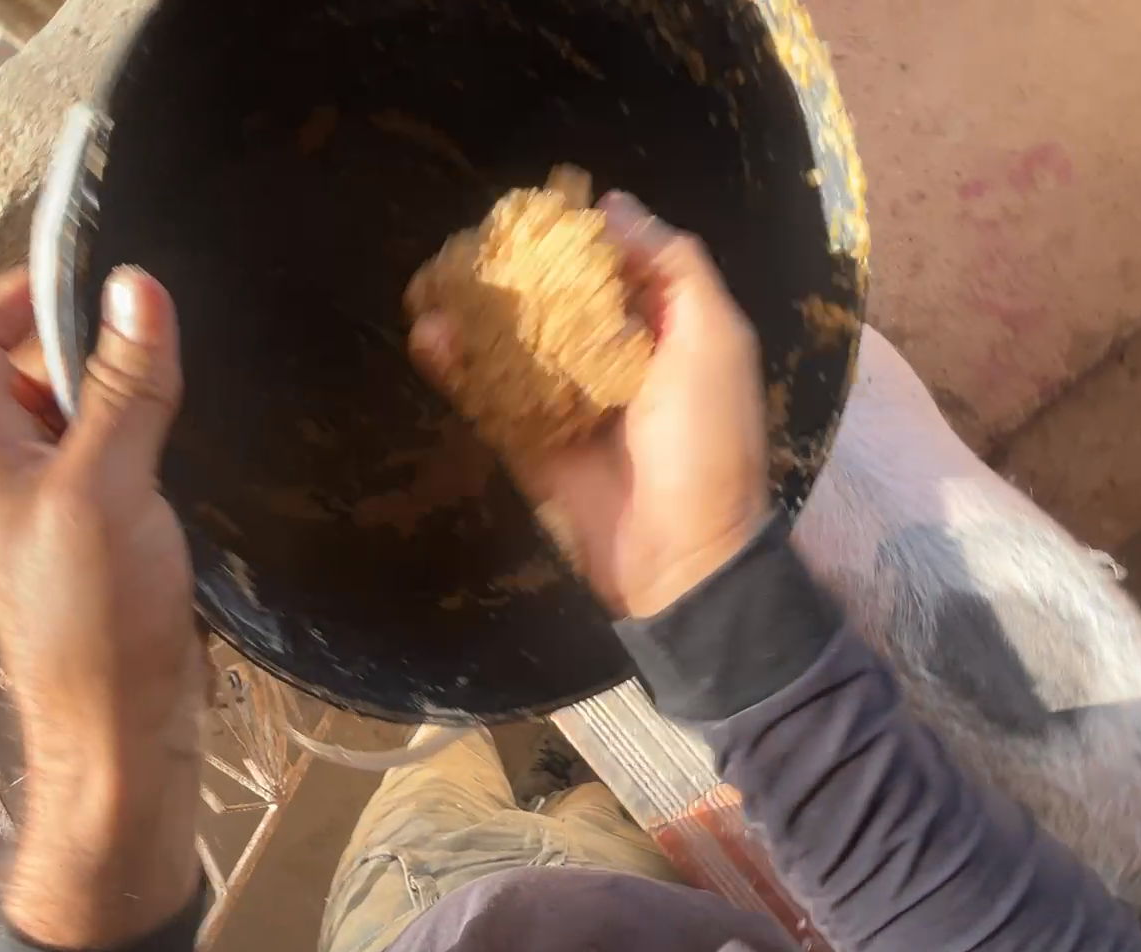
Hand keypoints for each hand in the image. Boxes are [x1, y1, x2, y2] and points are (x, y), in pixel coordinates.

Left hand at [0, 266, 202, 947]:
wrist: (125, 729)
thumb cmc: (98, 616)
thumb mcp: (107, 489)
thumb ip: (120, 391)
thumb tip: (137, 289)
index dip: (15, 296)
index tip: (95, 280)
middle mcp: (12, 474)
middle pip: (30, 376)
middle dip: (87, 344)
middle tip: (161, 337)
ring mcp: (62, 509)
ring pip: (84, 422)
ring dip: (126, 394)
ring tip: (186, 383)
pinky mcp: (108, 538)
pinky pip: (121, 465)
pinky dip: (150, 441)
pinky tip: (194, 444)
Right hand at [410, 192, 771, 617]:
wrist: (680, 556)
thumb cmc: (705, 441)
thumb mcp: (713, 341)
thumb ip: (674, 269)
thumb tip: (613, 207)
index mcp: (659, 331)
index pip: (608, 269)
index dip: (569, 240)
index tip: (528, 215)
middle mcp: (608, 361)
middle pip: (550, 305)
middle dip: (507, 277)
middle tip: (463, 251)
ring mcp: (562, 404)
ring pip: (510, 349)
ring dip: (470, 319)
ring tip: (428, 286)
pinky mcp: (528, 445)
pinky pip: (488, 401)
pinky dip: (457, 372)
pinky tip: (427, 339)